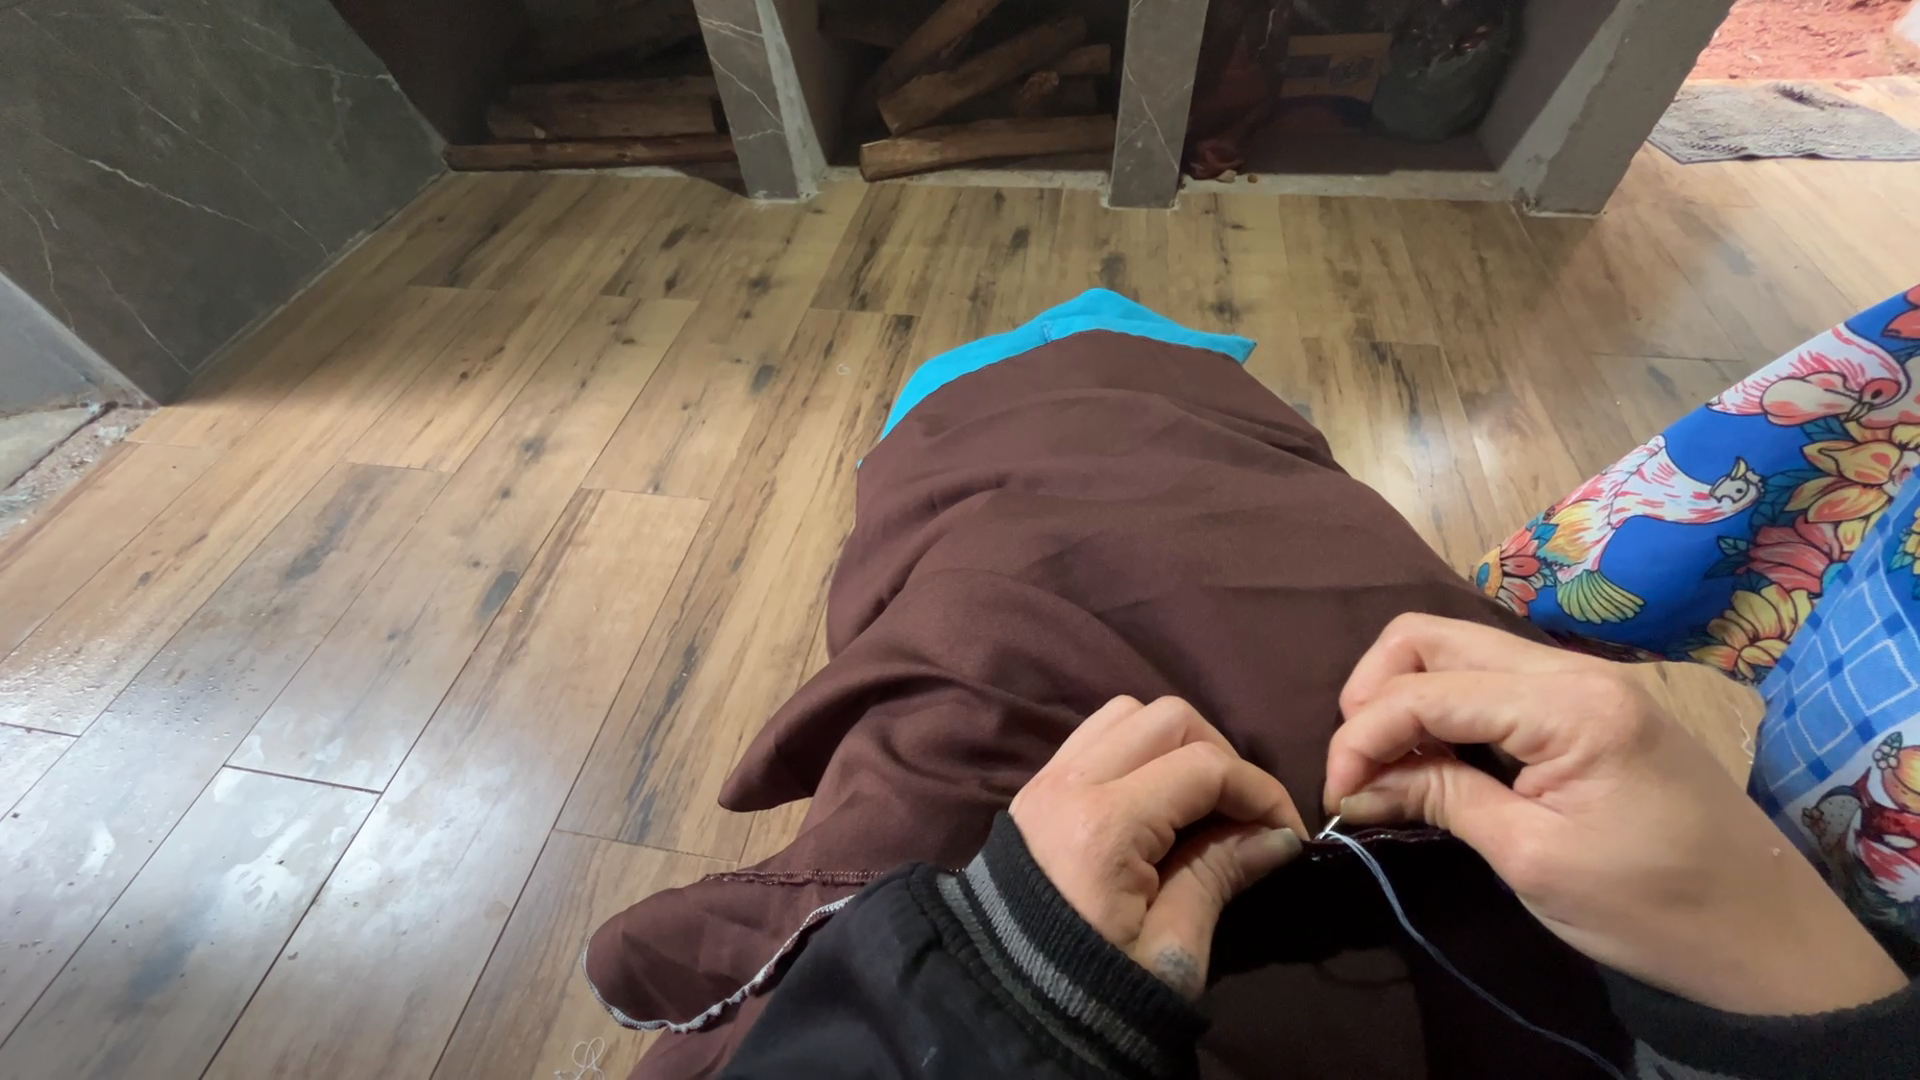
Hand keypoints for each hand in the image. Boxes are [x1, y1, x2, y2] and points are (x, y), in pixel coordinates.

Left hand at [1010, 695, 1307, 997]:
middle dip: (1220, 756)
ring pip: (1127, 713)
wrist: (1004, 1001)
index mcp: (1104, 825)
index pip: (1203, 766)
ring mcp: (1048, 776)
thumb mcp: (1170, 952)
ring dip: (1174, 742)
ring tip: (1199, 799)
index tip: (1288, 832)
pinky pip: (1096, 734)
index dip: (1259, 791)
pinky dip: (1137, 746)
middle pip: (1166, 718)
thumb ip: (1219, 876)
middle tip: (1243, 813)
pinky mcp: (1037, 784)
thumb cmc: (1091, 990)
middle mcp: (1072, 781)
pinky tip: (1155, 794)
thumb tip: (1277, 836)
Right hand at [1324, 613, 1907, 1015]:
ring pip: (1447, 647)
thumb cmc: (1655, 912)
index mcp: (1570, 706)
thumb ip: (1433, 796)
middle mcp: (1570, 669)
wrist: (1776, 952)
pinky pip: (1478, 675)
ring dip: (1399, 695)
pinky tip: (1429, 751)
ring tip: (1388, 757)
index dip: (1361, 736)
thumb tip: (1350, 785)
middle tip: (1359, 758)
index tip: (1335, 790)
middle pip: (1426, 638)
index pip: (1424, 692)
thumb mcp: (1527, 858)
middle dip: (1371, 693)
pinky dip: (1435, 704)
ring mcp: (1577, 678)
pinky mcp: (1577, 699)